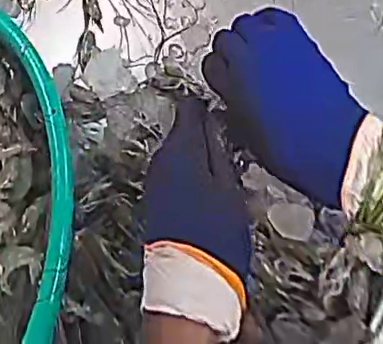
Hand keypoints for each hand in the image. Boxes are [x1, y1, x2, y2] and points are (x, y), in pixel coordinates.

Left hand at [142, 98, 250, 340]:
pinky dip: (186, 173)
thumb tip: (214, 119)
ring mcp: (155, 176)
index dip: (206, 104)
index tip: (221, 109)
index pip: (189, 106)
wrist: (190, 279)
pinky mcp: (153, 195)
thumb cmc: (215, 233)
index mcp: (182, 147)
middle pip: (182, 128)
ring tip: (218, 174)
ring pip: (177, 150)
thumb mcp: (229, 185)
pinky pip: (171, 170)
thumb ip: (219, 146)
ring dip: (194, 155)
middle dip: (201, 133)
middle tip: (227, 147)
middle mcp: (161, 156)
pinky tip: (202, 190)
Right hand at [202, 8, 364, 208]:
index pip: (211, 63)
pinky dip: (269, 23)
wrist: (336, 145)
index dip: (218, 71)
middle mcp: (247, 58)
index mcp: (231, 85)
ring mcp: (270, 42)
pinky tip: (274, 36)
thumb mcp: (248, 135)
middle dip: (231, 51)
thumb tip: (233, 96)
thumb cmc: (295, 150)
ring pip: (246, 23)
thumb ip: (234, 105)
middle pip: (225, 39)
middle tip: (241, 63)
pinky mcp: (295, 35)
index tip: (225, 76)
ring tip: (258, 49)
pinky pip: (272, 17)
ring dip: (248, 35)